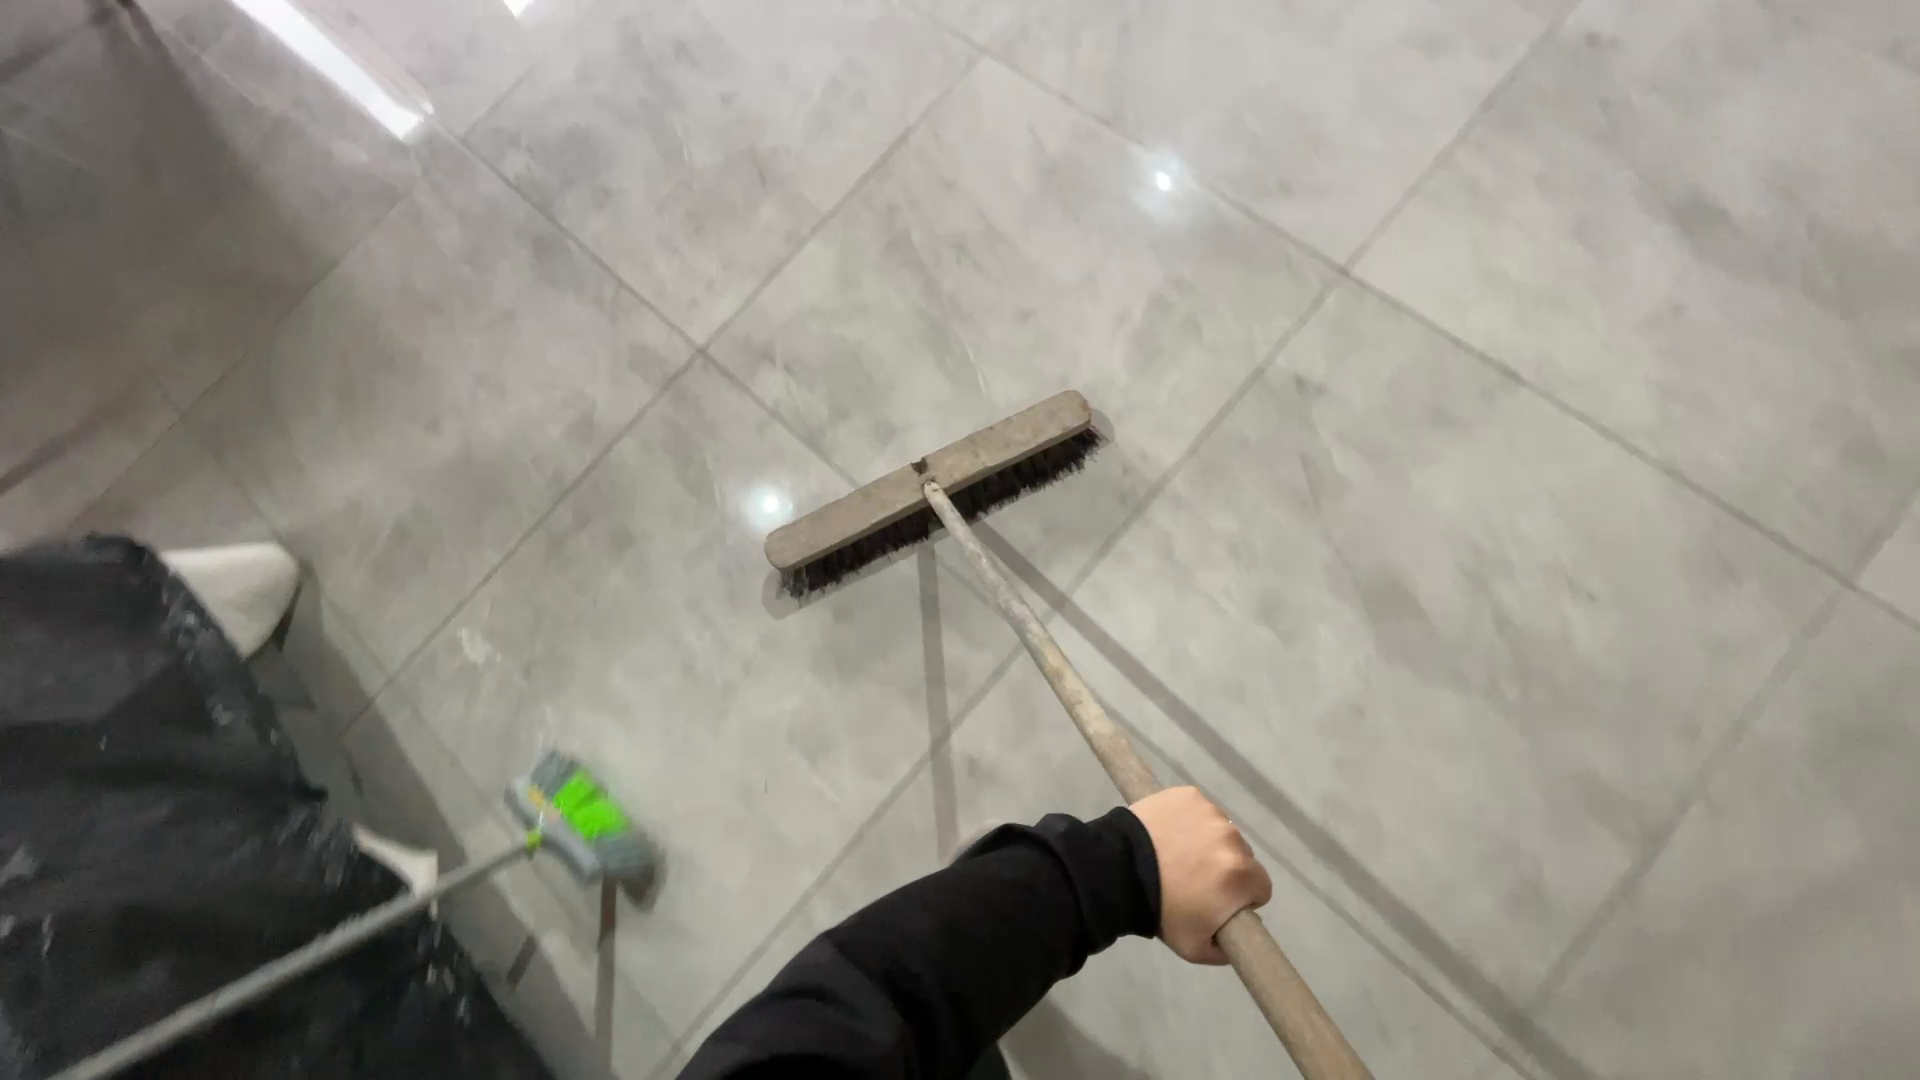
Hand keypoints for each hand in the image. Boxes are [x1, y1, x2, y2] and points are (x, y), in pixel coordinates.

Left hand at [1128, 786, 1271, 963]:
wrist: (1118, 868)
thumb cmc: (1160, 910)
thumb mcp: (1198, 949)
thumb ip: (1226, 948)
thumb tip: (1238, 932)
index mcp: (1242, 875)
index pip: (1261, 887)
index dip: (1243, 896)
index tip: (1219, 899)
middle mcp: (1233, 838)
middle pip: (1242, 856)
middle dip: (1226, 867)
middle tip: (1195, 877)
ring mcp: (1210, 812)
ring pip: (1221, 831)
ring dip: (1208, 841)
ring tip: (1178, 853)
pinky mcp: (1189, 794)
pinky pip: (1200, 810)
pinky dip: (1190, 819)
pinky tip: (1170, 832)